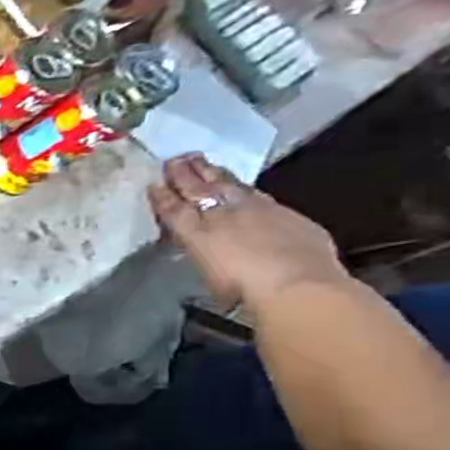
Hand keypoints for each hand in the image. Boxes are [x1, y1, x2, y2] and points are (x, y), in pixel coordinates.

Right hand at [148, 153, 348, 311]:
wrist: (295, 284)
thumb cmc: (241, 290)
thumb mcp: (208, 273)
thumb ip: (202, 251)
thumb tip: (200, 244)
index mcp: (197, 233)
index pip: (175, 210)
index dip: (163, 197)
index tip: (154, 184)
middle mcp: (222, 215)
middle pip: (200, 190)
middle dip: (186, 175)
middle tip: (175, 159)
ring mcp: (256, 210)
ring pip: (228, 185)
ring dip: (212, 173)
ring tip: (201, 162)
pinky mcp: (282, 212)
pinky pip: (255, 192)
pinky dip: (241, 185)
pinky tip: (238, 183)